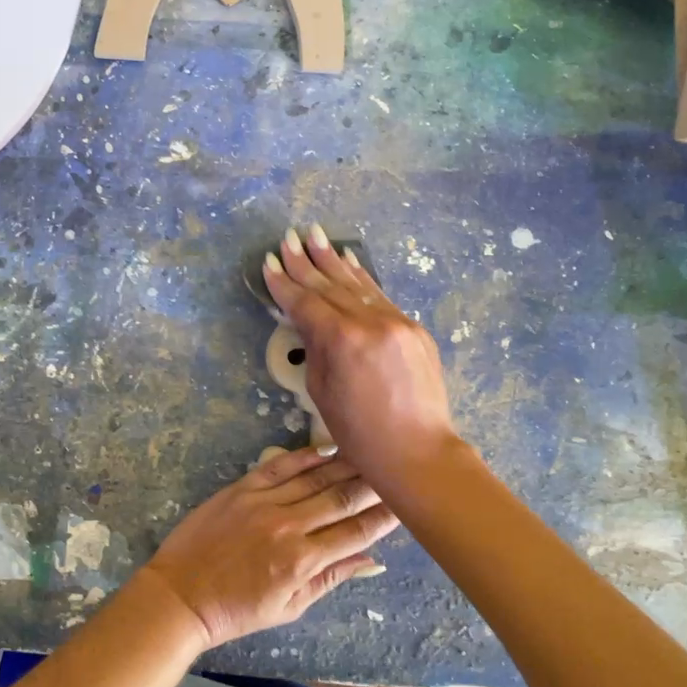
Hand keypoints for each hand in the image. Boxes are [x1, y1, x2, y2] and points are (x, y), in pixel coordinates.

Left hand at [137, 444, 398, 649]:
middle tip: (396, 469)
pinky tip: (328, 447)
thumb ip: (331, 578)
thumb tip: (374, 561)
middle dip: (373, 484)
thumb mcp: (291, 607)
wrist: (181, 595)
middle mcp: (288, 527)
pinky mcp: (240, 488)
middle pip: (342, 498)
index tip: (407, 502)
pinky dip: (305, 456)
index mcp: (303, 561)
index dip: (386, 516)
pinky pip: (280, 467)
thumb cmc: (237, 610)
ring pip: (315, 478)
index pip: (356, 532)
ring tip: (371, 453)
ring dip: (346, 465)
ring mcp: (262, 503)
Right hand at [262, 224, 460, 481]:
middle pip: (330, 285)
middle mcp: (370, 322)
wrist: (416, 451)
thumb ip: (314, 346)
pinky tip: (349, 261)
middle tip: (289, 236)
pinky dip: (362, 278)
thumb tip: (308, 320)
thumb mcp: (320, 389)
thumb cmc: (357, 431)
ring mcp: (397, 322)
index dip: (284, 283)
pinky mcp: (414, 329)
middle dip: (306, 261)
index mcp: (342, 339)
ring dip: (333, 260)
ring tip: (315, 236)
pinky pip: (380, 297)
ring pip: (358, 284)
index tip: (269, 261)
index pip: (305, 302)